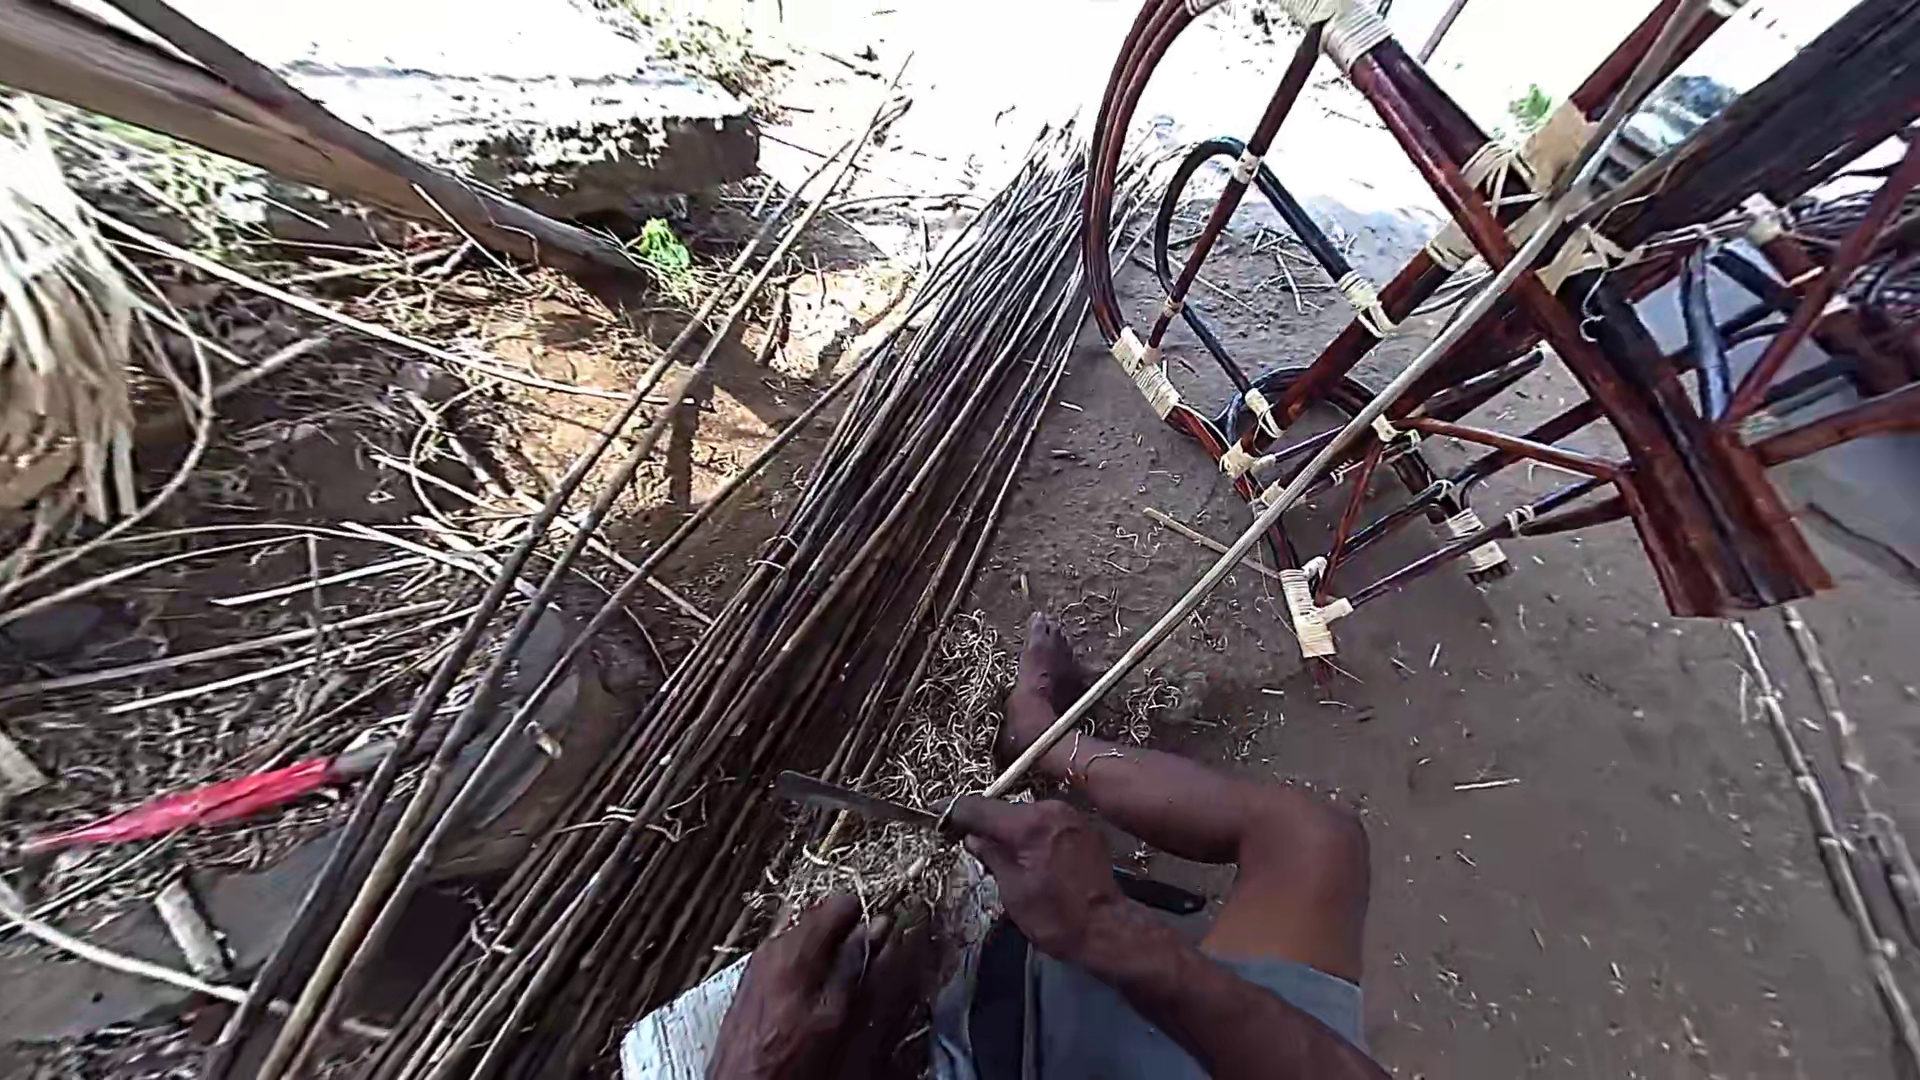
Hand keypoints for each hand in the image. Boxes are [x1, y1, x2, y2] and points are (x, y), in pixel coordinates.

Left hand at [709, 893, 871, 1079]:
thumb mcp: (833, 1016)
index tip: (874, 936)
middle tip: (858, 965)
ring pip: (804, 934)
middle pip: (820, 915)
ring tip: (834, 985)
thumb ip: (855, 964)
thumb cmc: (787, 1061)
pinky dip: (804, 963)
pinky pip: (787, 953)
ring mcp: (759, 960)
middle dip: (843, 934)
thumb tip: (879, 926)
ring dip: (824, 949)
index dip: (862, 916)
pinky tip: (809, 995)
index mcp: (796, 947)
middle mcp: (774, 944)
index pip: (839, 902)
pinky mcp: (752, 977)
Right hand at [946, 796, 1125, 961]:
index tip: (937, 812)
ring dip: (1011, 830)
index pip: (981, 808)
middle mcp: (1048, 809)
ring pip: (1026, 815)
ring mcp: (1068, 814)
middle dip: (986, 824)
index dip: (956, 810)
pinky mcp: (1081, 825)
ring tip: (1002, 855)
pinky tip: (1032, 856)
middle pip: (1005, 810)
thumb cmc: (1056, 918)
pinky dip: (1032, 833)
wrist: (1111, 931)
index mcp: (1028, 824)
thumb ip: (991, 856)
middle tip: (969, 843)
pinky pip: (1046, 822)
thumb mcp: (1013, 892)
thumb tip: (973, 837)